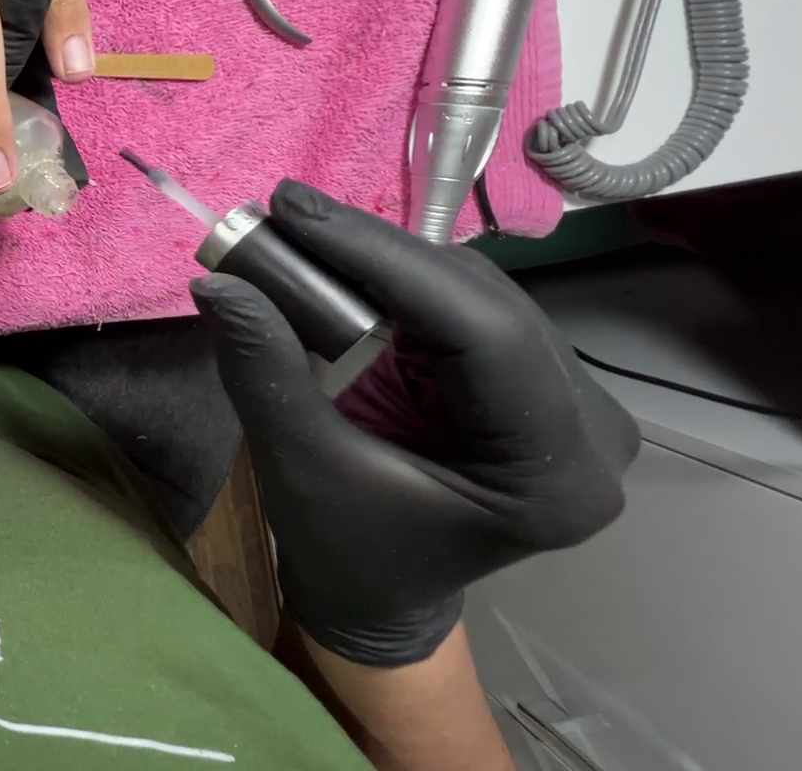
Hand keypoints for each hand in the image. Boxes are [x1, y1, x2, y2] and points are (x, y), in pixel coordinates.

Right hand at [191, 181, 639, 666]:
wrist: (374, 591)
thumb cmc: (342, 545)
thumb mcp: (295, 463)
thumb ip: (262, 370)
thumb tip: (214, 281)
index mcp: (551, 473)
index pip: (484, 333)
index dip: (386, 259)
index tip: (293, 209)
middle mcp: (588, 428)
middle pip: (482, 301)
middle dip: (374, 251)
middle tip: (282, 211)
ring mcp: (565, 402)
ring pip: (472, 291)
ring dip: (380, 258)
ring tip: (297, 233)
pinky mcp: (526, 383)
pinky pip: (458, 305)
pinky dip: (389, 279)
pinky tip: (336, 262)